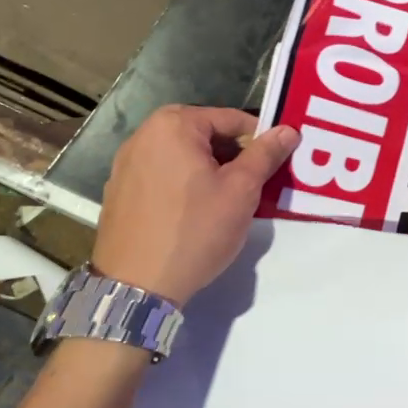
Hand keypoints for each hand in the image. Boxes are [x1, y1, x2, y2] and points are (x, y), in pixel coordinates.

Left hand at [92, 105, 299, 305]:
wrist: (135, 288)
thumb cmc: (194, 230)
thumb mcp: (241, 190)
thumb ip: (265, 154)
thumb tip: (288, 130)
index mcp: (173, 125)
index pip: (232, 119)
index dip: (260, 140)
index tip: (275, 165)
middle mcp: (144, 135)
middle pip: (206, 135)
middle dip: (234, 156)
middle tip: (255, 185)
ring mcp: (126, 165)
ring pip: (184, 156)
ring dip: (210, 170)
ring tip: (228, 201)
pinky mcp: (119, 192)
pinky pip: (163, 175)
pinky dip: (184, 185)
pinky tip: (195, 214)